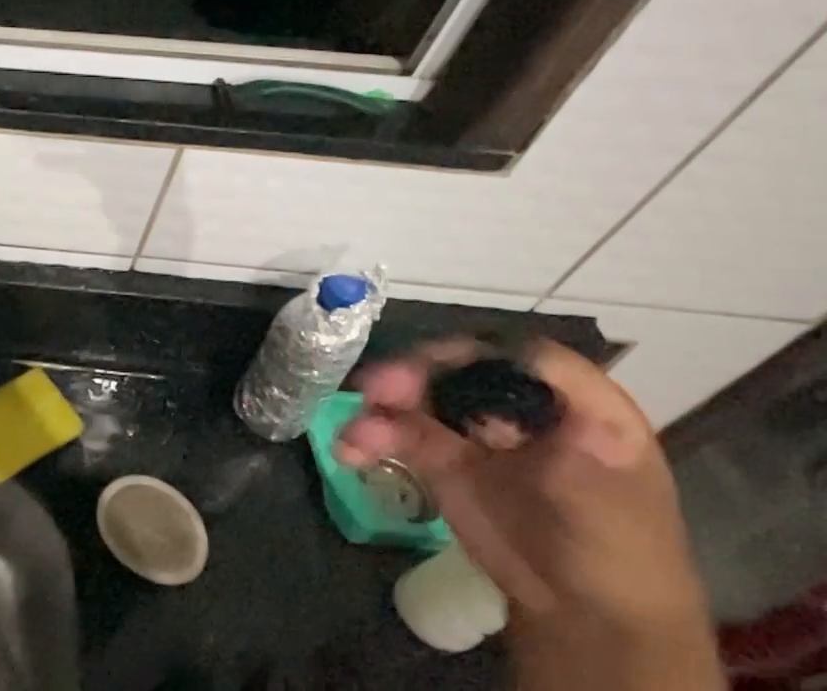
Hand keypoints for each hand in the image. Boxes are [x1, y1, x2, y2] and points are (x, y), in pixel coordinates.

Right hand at [336, 339, 707, 629]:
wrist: (586, 612)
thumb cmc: (620, 554)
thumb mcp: (611, 505)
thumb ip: (563, 453)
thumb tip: (509, 415)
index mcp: (575, 402)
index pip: (528, 358)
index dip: (488, 362)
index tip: (449, 381)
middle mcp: (518, 403)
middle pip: (461, 366)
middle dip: (416, 373)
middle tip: (377, 389)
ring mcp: (473, 428)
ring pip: (418, 394)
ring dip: (381, 404)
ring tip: (356, 433)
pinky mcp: (438, 454)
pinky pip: (395, 431)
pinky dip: (368, 435)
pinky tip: (350, 451)